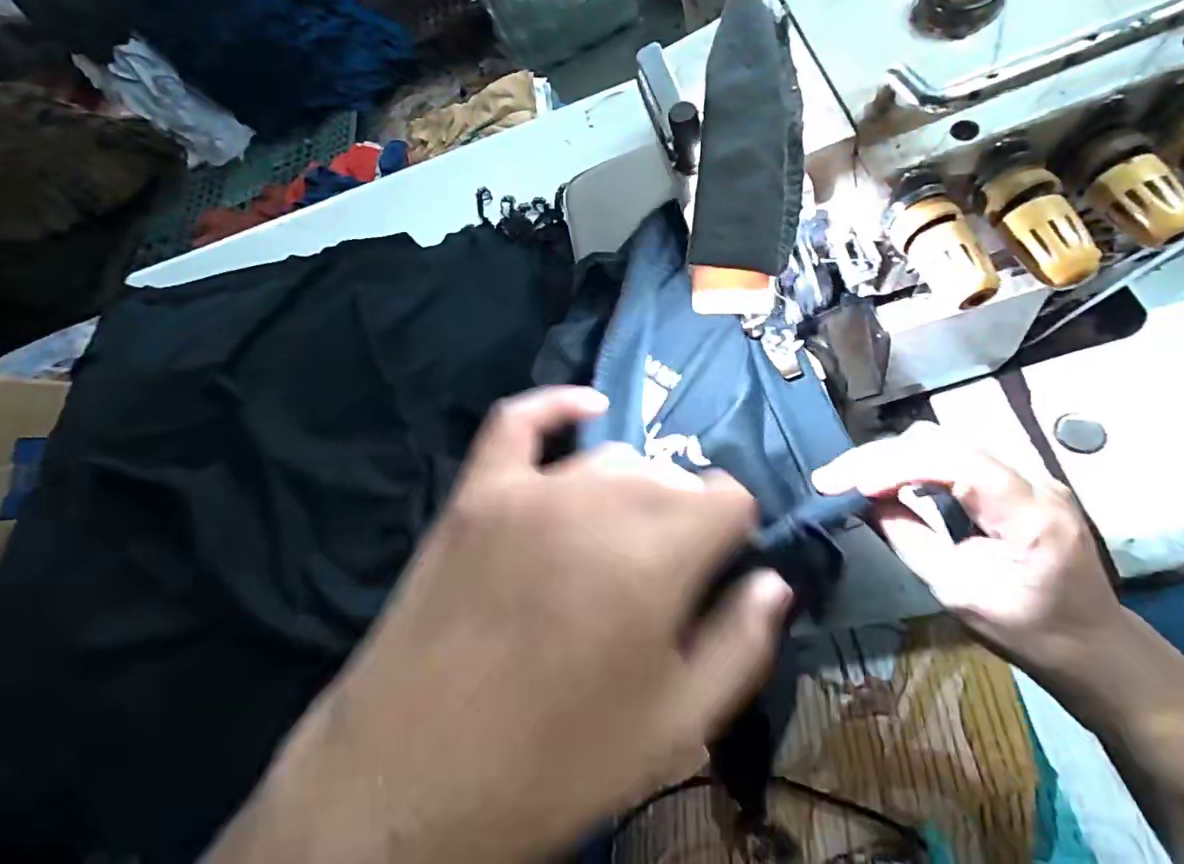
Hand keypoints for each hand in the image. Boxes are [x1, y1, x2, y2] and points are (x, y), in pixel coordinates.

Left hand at [217, 387, 792, 863]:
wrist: (410, 778)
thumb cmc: (556, 762)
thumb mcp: (673, 726)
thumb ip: (739, 645)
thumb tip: (773, 582)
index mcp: (655, 557)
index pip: (728, 499)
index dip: (735, 532)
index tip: (722, 566)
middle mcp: (597, 504)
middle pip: (671, 477)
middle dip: (687, 514)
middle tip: (671, 573)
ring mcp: (528, 491)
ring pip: (611, 457)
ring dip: (635, 488)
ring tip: (624, 538)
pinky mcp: (476, 493)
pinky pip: (519, 421)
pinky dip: (558, 406)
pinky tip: (586, 408)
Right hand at [811, 420, 1121, 674]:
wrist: (1093, 646)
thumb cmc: (1029, 633)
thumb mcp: (960, 593)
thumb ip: (910, 540)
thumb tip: (865, 502)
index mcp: (1030, 514)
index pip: (953, 463)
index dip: (895, 466)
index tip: (848, 486)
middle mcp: (1033, 479)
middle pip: (943, 442)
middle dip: (881, 456)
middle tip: (833, 479)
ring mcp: (1028, 474)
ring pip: (945, 441)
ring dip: (892, 456)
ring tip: (852, 478)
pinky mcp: (1015, 479)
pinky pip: (954, 455)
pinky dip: (912, 463)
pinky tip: (887, 479)